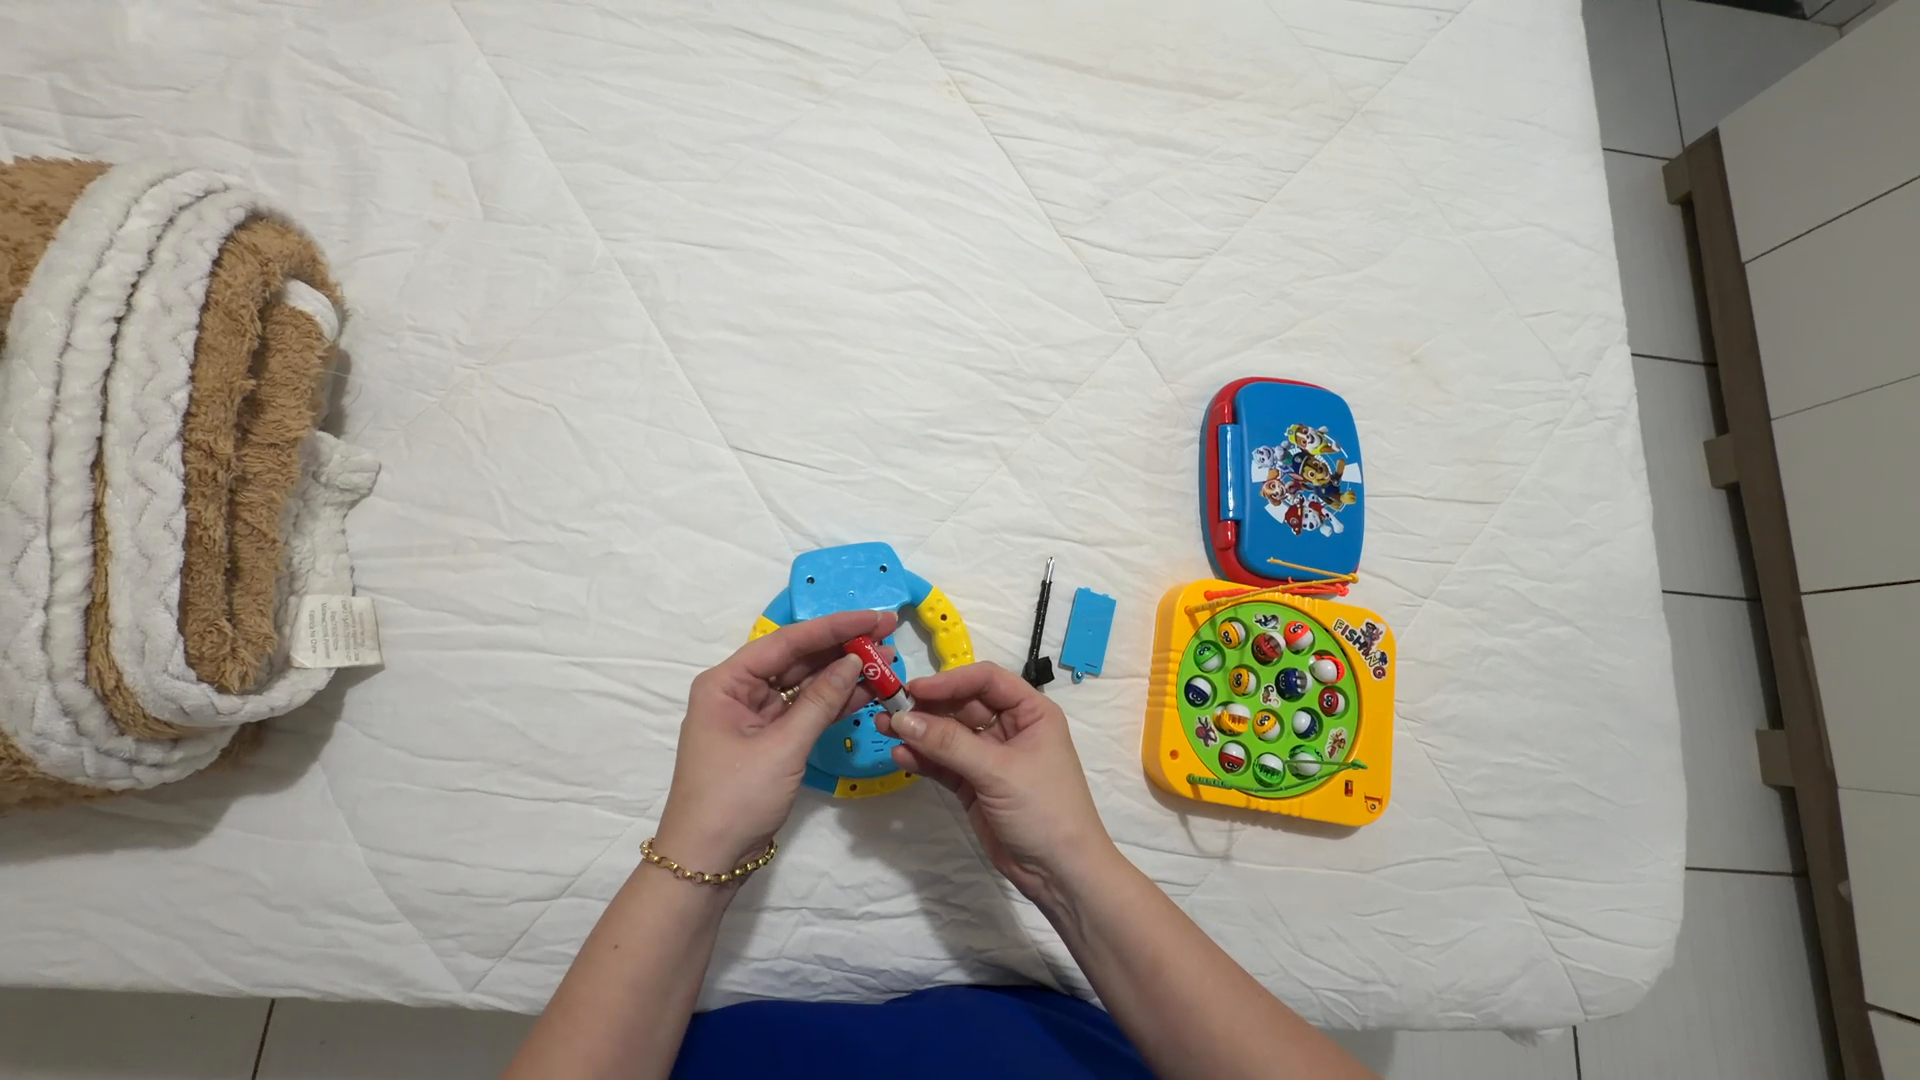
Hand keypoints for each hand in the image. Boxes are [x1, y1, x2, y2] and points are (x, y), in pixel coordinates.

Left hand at [655, 609, 898, 872]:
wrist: (707, 863)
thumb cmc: (735, 798)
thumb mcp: (782, 747)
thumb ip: (821, 700)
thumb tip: (855, 661)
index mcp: (727, 681)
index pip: (788, 642)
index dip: (835, 627)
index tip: (875, 617)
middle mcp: (739, 690)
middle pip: (798, 658)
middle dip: (843, 647)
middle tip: (888, 634)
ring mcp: (755, 714)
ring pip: (806, 683)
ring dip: (845, 673)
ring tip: (888, 661)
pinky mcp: (770, 738)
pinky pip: (806, 709)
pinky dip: (835, 701)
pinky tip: (868, 691)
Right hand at [878, 661, 1115, 903]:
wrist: (1061, 873)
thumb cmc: (1044, 809)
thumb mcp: (998, 771)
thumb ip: (949, 744)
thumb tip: (903, 719)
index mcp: (1031, 712)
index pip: (986, 680)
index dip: (950, 680)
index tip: (915, 688)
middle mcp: (1010, 728)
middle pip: (963, 704)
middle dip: (928, 706)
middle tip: (890, 708)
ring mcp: (990, 757)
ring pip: (949, 735)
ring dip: (919, 732)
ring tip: (883, 729)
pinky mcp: (974, 785)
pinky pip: (944, 764)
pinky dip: (923, 760)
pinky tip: (900, 756)